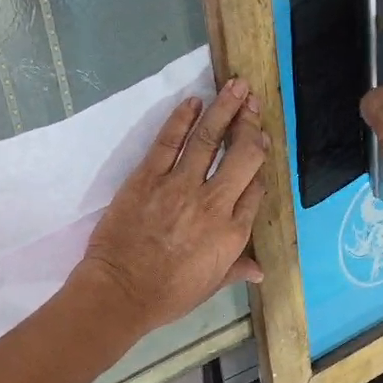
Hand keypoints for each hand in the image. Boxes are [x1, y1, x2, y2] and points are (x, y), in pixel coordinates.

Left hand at [72, 77, 268, 334]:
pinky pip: (169, 140)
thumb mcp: (209, 286)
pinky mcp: (148, 177)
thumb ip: (235, 269)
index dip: (259, 164)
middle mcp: (214, 203)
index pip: (255, 188)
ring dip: (224, 109)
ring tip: (236, 86)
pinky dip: (182, 118)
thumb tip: (258, 271)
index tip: (260, 146)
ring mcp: (181, 186)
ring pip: (209, 138)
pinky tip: (194, 101)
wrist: (121, 293)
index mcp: (233, 232)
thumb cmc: (167, 296)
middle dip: (250, 126)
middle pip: (242, 155)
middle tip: (253, 104)